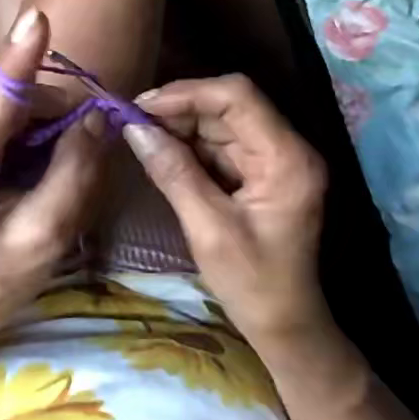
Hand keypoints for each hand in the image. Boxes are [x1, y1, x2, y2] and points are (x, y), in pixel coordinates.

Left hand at [0, 9, 107, 320]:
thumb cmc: (8, 270)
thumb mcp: (48, 234)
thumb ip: (71, 175)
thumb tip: (95, 117)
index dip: (16, 64)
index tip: (38, 20)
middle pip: (6, 94)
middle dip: (55, 98)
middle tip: (93, 132)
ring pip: (12, 95)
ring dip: (52, 109)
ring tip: (70, 155)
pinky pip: (13, 105)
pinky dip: (43, 115)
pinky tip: (54, 147)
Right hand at [122, 75, 328, 336]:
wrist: (285, 326)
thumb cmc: (253, 283)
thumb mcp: (207, 228)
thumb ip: (172, 172)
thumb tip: (132, 128)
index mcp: (286, 158)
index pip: (238, 97)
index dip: (187, 93)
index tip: (141, 107)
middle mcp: (285, 149)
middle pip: (228, 104)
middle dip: (178, 108)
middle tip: (133, 122)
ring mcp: (272, 160)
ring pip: (219, 121)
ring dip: (178, 124)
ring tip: (139, 135)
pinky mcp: (257, 173)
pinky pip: (218, 143)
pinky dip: (186, 144)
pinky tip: (159, 152)